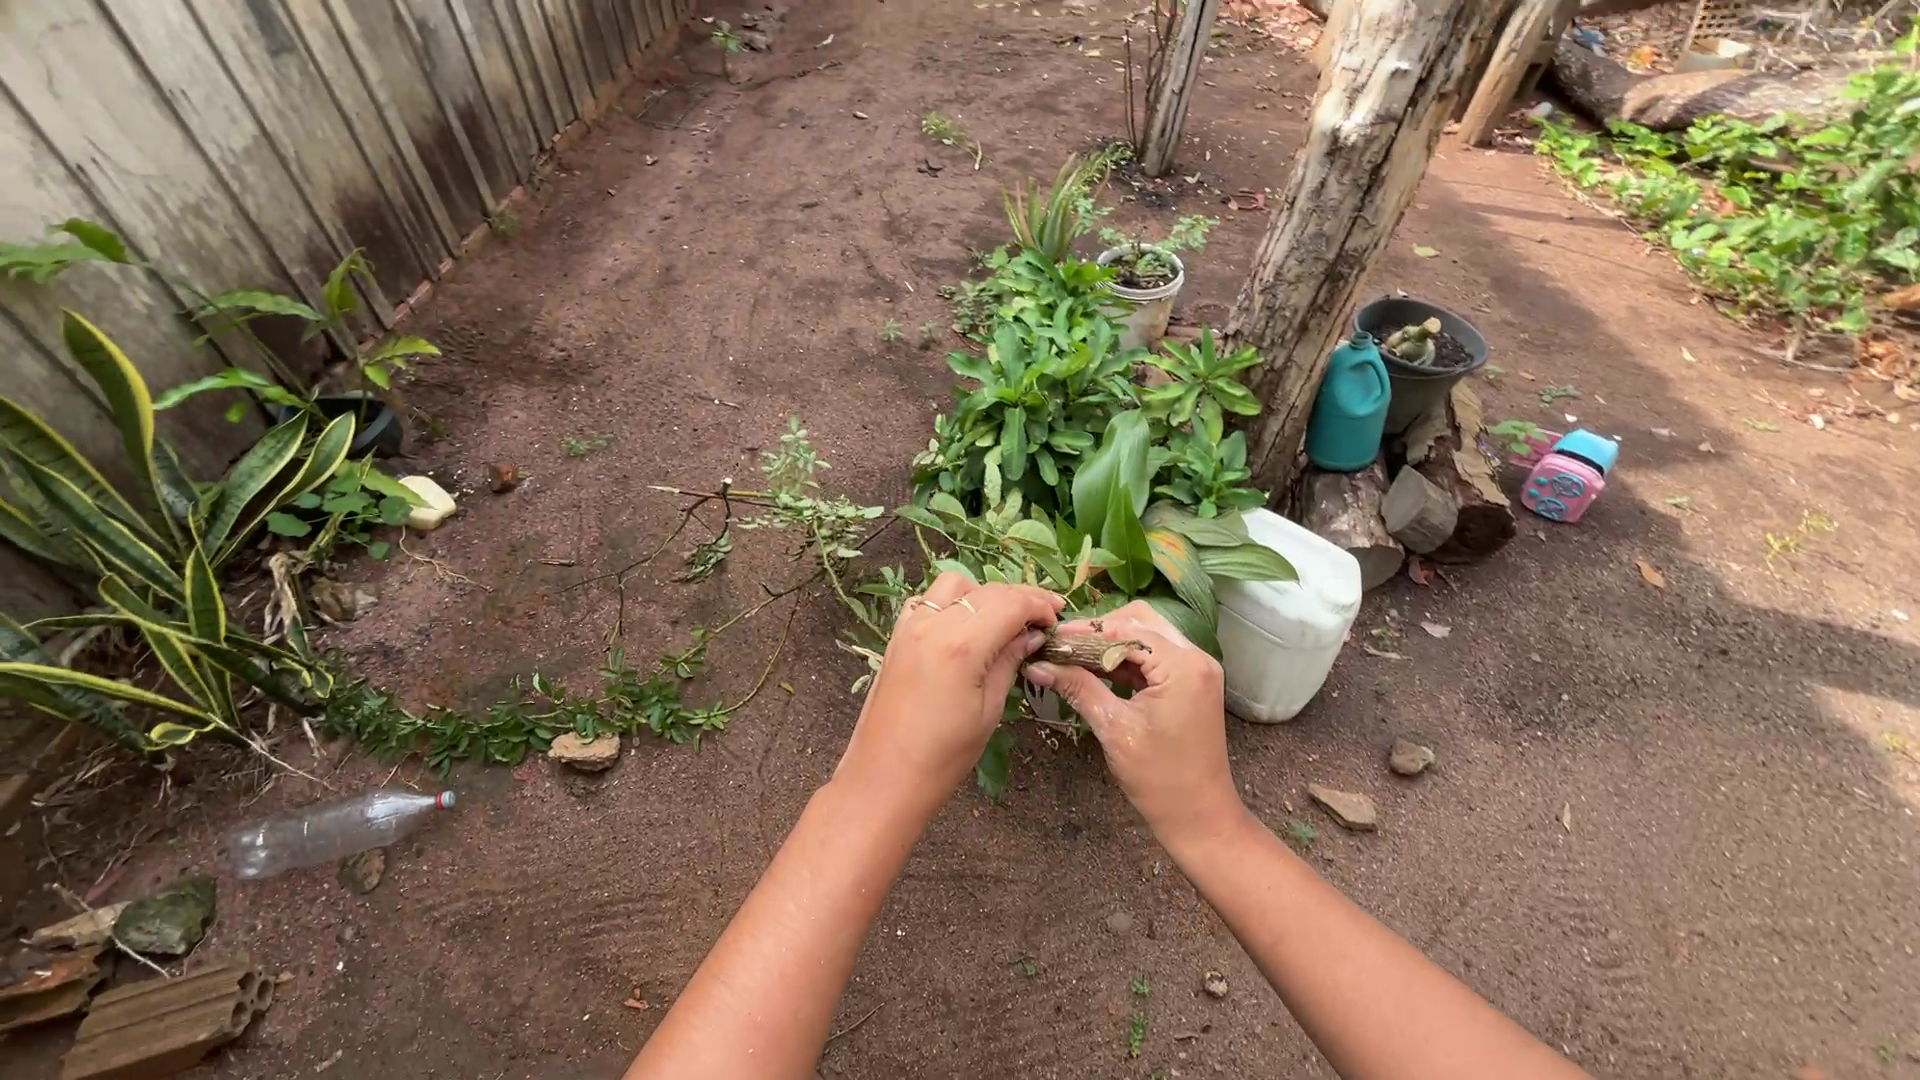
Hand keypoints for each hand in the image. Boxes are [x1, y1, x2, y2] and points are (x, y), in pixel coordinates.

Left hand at [836, 573, 1062, 803]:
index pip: (1010, 603)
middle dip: (1018, 598)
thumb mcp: (988, 710)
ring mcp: (909, 627)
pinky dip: (951, 602)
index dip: (1038, 606)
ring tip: (1003, 619)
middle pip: (986, 590)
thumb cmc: (943, 756)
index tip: (1056, 618)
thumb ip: (1009, 662)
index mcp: (961, 644)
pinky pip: (927, 601)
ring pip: (953, 585)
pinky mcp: (896, 637)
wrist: (883, 778)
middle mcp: (932, 624)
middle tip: (1042, 617)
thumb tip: (1032, 634)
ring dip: (983, 594)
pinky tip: (965, 626)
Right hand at [1022, 601, 1241, 841]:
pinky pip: (1154, 656)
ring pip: (1147, 636)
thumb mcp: (1114, 728)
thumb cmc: (1158, 777)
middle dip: (1099, 630)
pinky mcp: (1191, 683)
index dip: (1085, 632)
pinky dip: (1126, 659)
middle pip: (1140, 621)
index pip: (1126, 629)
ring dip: (1111, 643)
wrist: (1199, 816)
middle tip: (1063, 646)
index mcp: (1183, 665)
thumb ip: (1078, 687)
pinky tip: (1096, 669)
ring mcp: (1196, 669)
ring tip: (1073, 656)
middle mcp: (1196, 657)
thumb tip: (1037, 664)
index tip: (1050, 639)